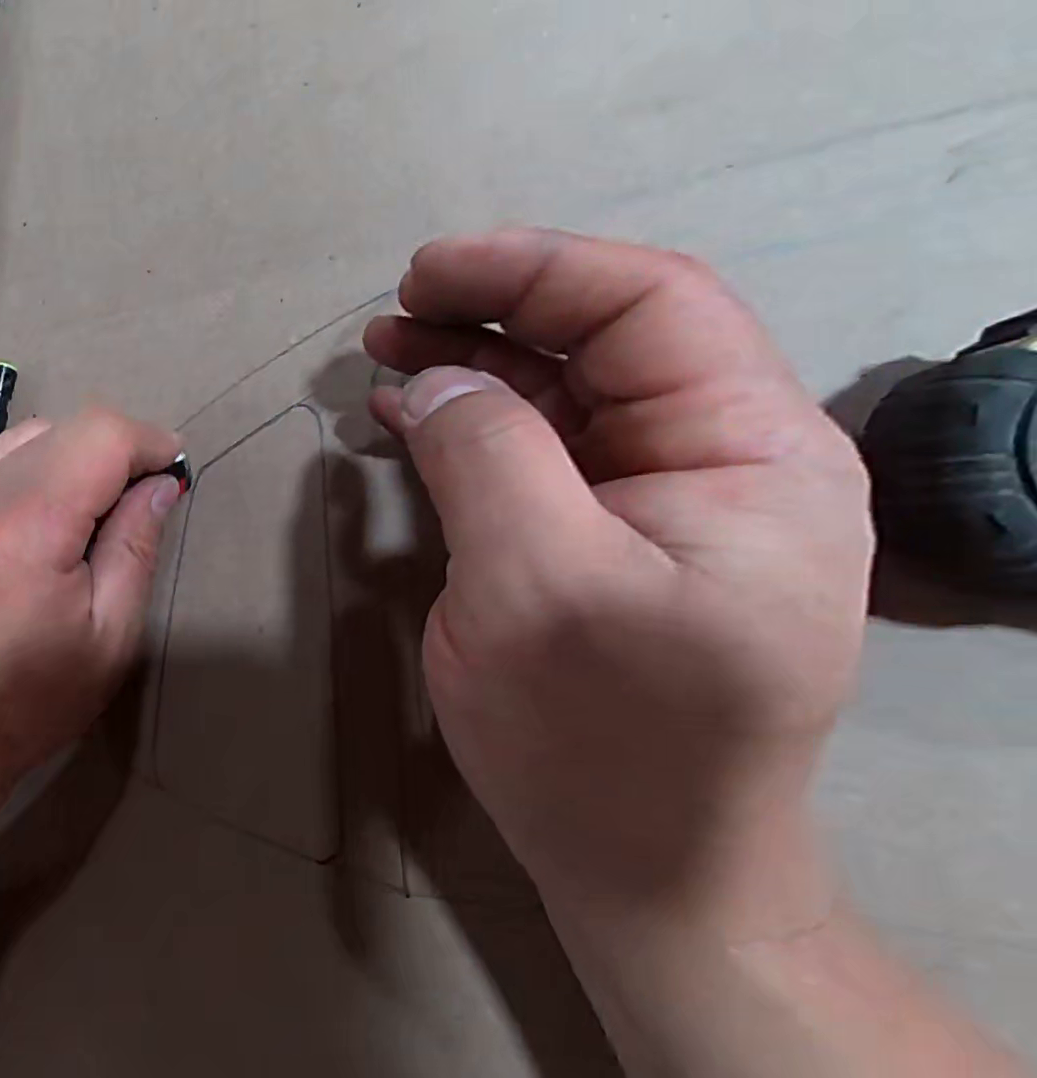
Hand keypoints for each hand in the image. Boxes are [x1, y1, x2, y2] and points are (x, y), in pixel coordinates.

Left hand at [0, 408, 184, 790]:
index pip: (100, 436)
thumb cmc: (33, 700)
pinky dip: (40, 468)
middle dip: (119, 450)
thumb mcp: (110, 636)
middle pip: (66, 428)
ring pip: (31, 436)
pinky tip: (51, 517)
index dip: (149, 443)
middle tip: (142, 500)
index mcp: (27, 530)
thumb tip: (160, 484)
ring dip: (78, 455)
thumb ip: (136, 545)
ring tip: (98, 510)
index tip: (173, 476)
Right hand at [365, 229, 873, 943]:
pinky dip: (462, 425)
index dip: (531, 271)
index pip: (647, 308)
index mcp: (741, 453)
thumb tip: (435, 381)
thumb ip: (488, 460)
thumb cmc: (600, 732)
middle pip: (597, 344)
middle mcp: (704, 462)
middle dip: (490, 314)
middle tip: (392, 315)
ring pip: (553, 397)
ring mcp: (639, 504)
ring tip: (386, 353)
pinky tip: (407, 414)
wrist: (633, 856)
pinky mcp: (583, 541)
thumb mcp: (537, 585)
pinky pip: (524, 454)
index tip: (424, 273)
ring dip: (469, 366)